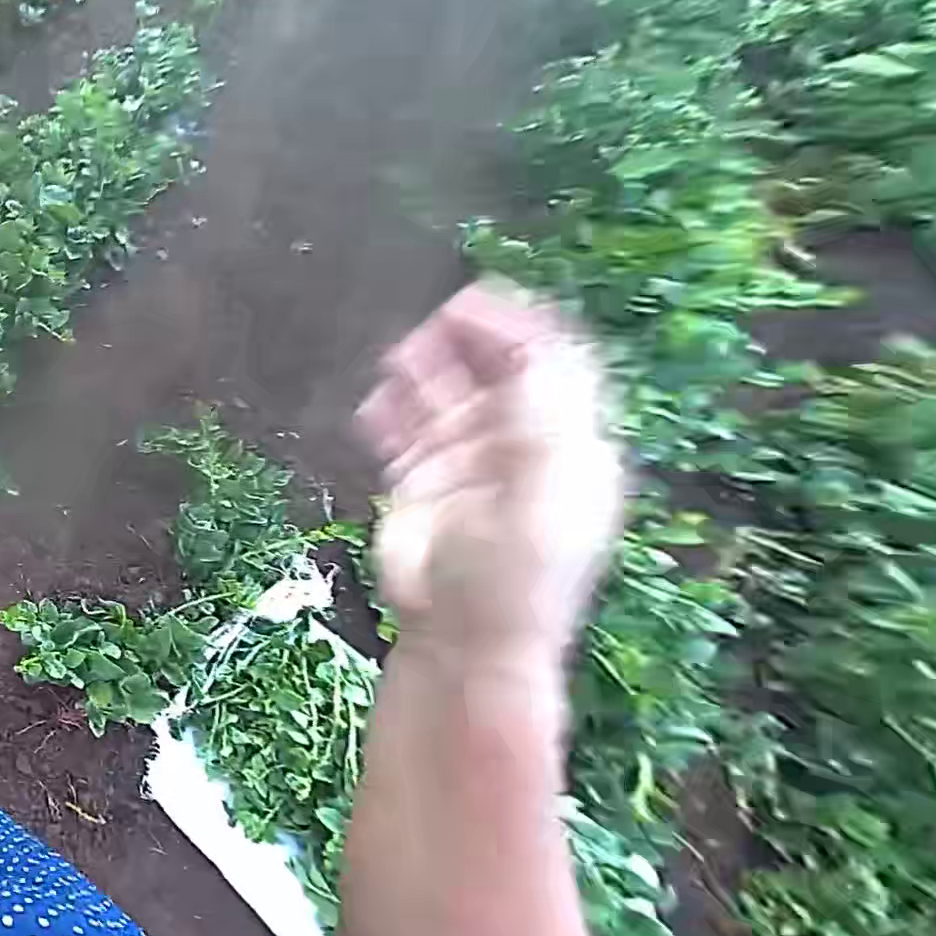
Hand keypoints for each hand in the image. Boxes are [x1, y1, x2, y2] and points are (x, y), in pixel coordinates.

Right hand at [357, 278, 621, 660]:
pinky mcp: (416, 484)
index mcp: (564, 446)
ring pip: (440, 404)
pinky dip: (386, 418)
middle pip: (491, 378)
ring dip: (421, 378)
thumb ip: (535, 421)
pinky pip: (400, 437)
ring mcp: (461, 466)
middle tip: (429, 322)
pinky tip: (372, 407)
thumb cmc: (512, 574)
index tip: (475, 300)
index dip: (517, 329)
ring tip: (393, 357)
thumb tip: (528, 354)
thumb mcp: (541, 494)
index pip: (548, 368)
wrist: (461, 635)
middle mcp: (513, 447)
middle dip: (464, 346)